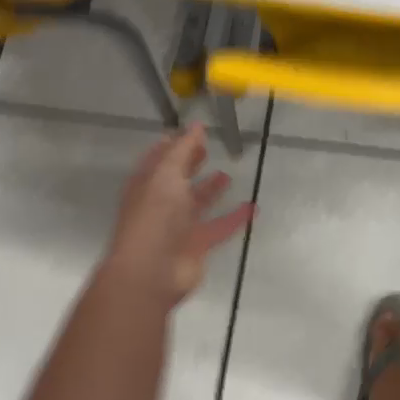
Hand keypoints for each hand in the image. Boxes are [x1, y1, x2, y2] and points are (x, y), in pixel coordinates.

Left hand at [102, 125, 254, 307]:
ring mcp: (178, 227)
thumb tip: (196, 126)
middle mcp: (160, 205)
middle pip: (177, 180)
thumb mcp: (166, 175)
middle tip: (206, 148)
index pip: (157, 160)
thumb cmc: (153, 218)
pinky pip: (220, 227)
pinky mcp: (197, 246)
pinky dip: (235, 218)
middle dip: (189, 164)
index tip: (189, 132)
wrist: (151, 273)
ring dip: (210, 190)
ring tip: (226, 175)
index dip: (171, 146)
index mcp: (146, 186)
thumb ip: (182, 150)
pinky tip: (253, 207)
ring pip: (196, 204)